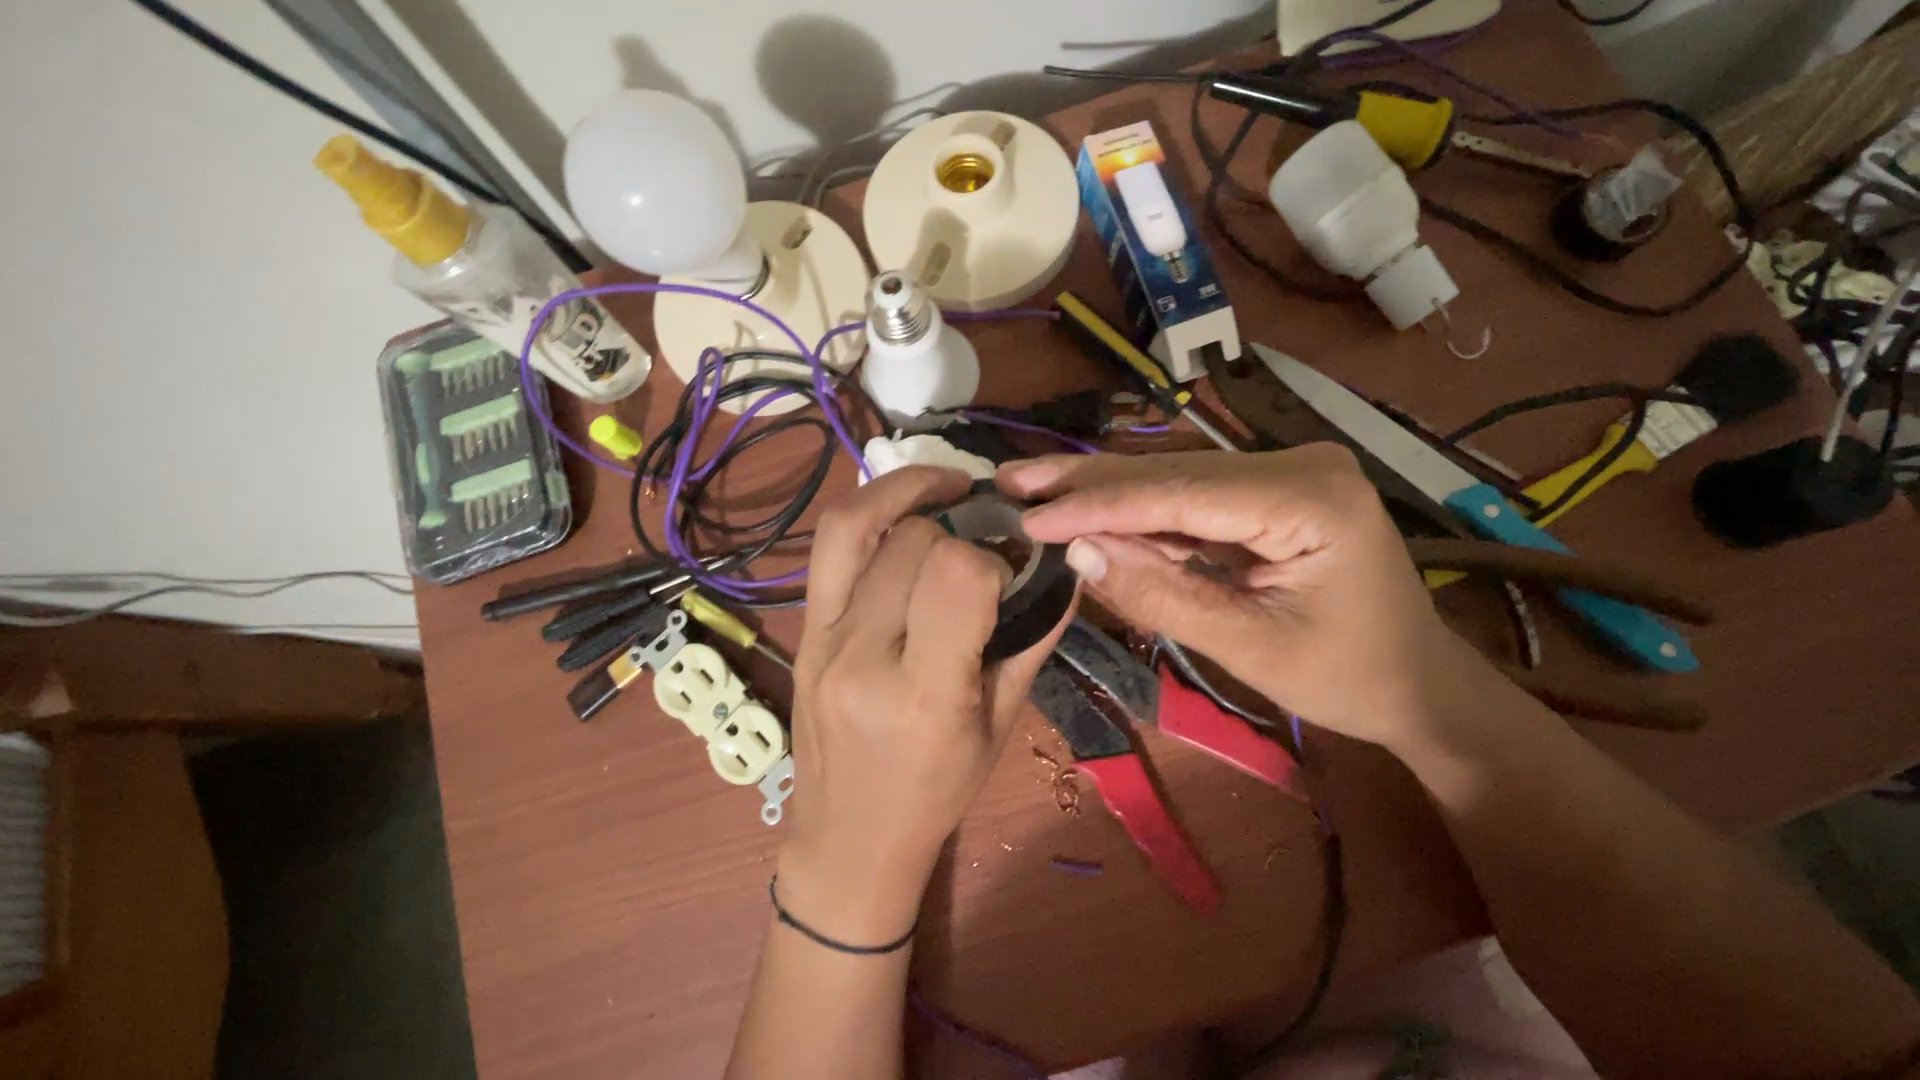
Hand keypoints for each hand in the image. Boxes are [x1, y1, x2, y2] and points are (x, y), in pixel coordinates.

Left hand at [780, 466, 1070, 942]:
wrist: (849, 839)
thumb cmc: (935, 794)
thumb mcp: (999, 727)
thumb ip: (1032, 642)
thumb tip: (1065, 569)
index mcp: (923, 693)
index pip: (957, 575)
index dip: (992, 558)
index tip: (1007, 574)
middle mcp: (862, 658)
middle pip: (913, 543)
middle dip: (959, 532)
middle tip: (983, 547)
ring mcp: (820, 641)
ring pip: (857, 528)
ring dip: (906, 493)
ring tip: (945, 486)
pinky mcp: (801, 633)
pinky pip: (828, 550)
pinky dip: (868, 515)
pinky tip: (904, 514)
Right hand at [1001, 446, 1471, 748]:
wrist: (1416, 684)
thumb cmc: (1346, 677)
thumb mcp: (1248, 647)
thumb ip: (1162, 594)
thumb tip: (1077, 551)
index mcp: (1311, 499)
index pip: (1181, 494)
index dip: (1098, 505)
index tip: (1030, 514)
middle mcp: (1300, 465)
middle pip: (1173, 474)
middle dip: (1089, 482)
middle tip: (1012, 481)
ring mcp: (1287, 472)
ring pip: (1175, 481)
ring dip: (1105, 491)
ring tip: (1033, 489)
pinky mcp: (1273, 491)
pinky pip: (1194, 499)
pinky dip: (1140, 513)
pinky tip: (1087, 509)